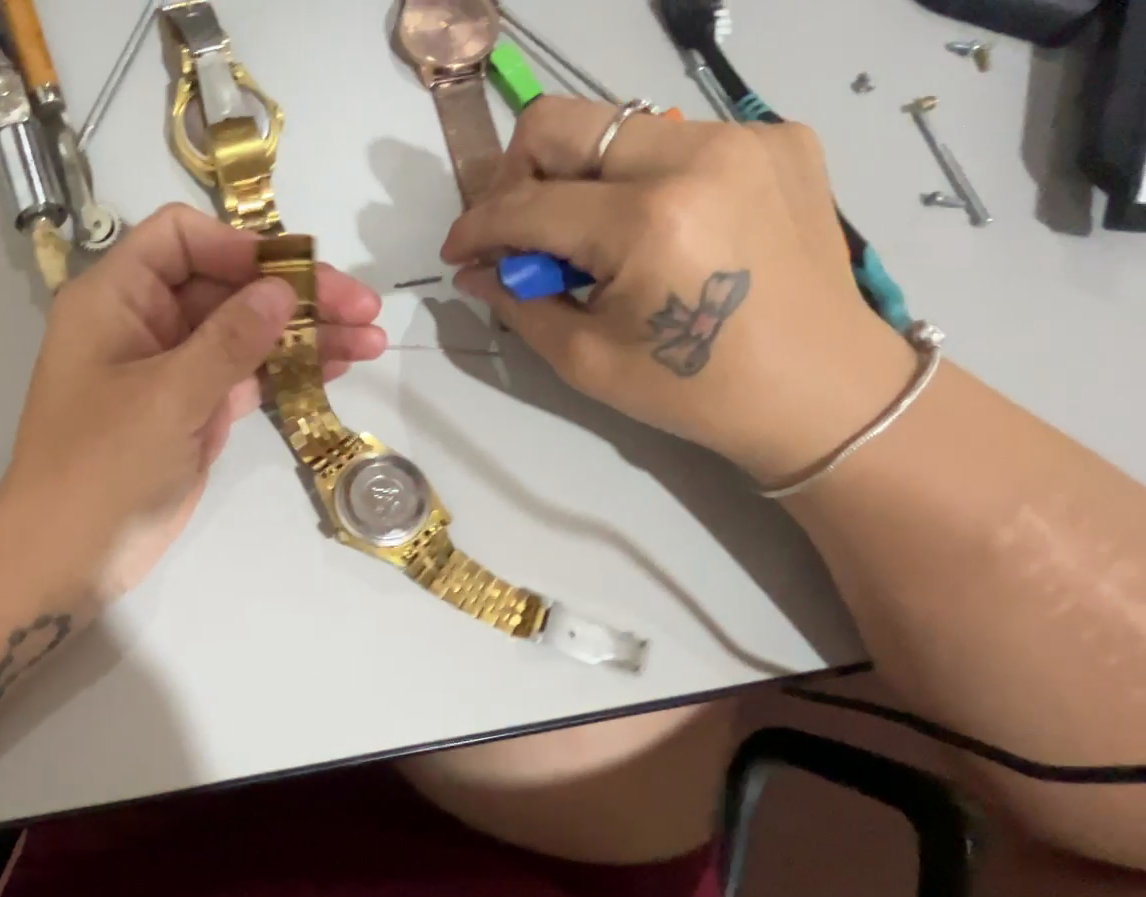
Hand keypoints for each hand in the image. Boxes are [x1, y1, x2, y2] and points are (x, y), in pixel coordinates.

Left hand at [0, 205, 384, 596]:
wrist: (69, 555)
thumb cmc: (102, 468)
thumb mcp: (167, 397)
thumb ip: (228, 340)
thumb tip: (282, 291)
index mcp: (115, 299)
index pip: (180, 239)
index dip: (239, 247)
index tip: (293, 276)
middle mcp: (141, 323)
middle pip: (224, 285)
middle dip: (293, 294)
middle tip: (364, 309)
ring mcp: (169, 371)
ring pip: (241, 333)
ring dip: (301, 334)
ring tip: (370, 341)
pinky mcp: (189, 413)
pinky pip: (242, 377)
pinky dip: (284, 372)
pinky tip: (335, 368)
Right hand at [441, 97, 917, 483]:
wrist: (822, 389)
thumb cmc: (694, 389)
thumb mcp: (585, 360)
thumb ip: (521, 302)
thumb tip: (477, 270)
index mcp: (648, 223)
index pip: (527, 203)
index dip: (477, 226)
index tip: (459, 250)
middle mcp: (698, 156)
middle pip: (562, 122)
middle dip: (518, 175)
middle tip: (519, 230)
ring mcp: (745, 138)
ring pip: (616, 127)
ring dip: (581, 179)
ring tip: (590, 239)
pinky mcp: (777, 139)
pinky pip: (674, 138)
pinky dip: (640, 178)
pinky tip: (654, 229)